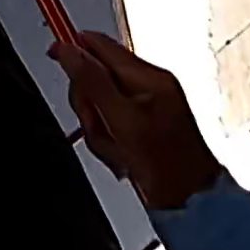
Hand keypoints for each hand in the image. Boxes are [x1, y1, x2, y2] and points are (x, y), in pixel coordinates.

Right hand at [50, 31, 221, 209]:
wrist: (194, 207)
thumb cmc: (165, 165)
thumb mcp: (120, 118)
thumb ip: (91, 79)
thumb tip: (66, 48)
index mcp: (148, 76)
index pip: (98, 43)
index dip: (72, 48)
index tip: (55, 58)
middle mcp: (150, 83)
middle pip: (95, 71)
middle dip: (86, 98)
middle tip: (96, 122)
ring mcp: (150, 102)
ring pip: (99, 96)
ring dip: (96, 121)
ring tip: (112, 144)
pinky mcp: (146, 120)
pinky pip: (110, 114)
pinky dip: (106, 132)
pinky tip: (119, 151)